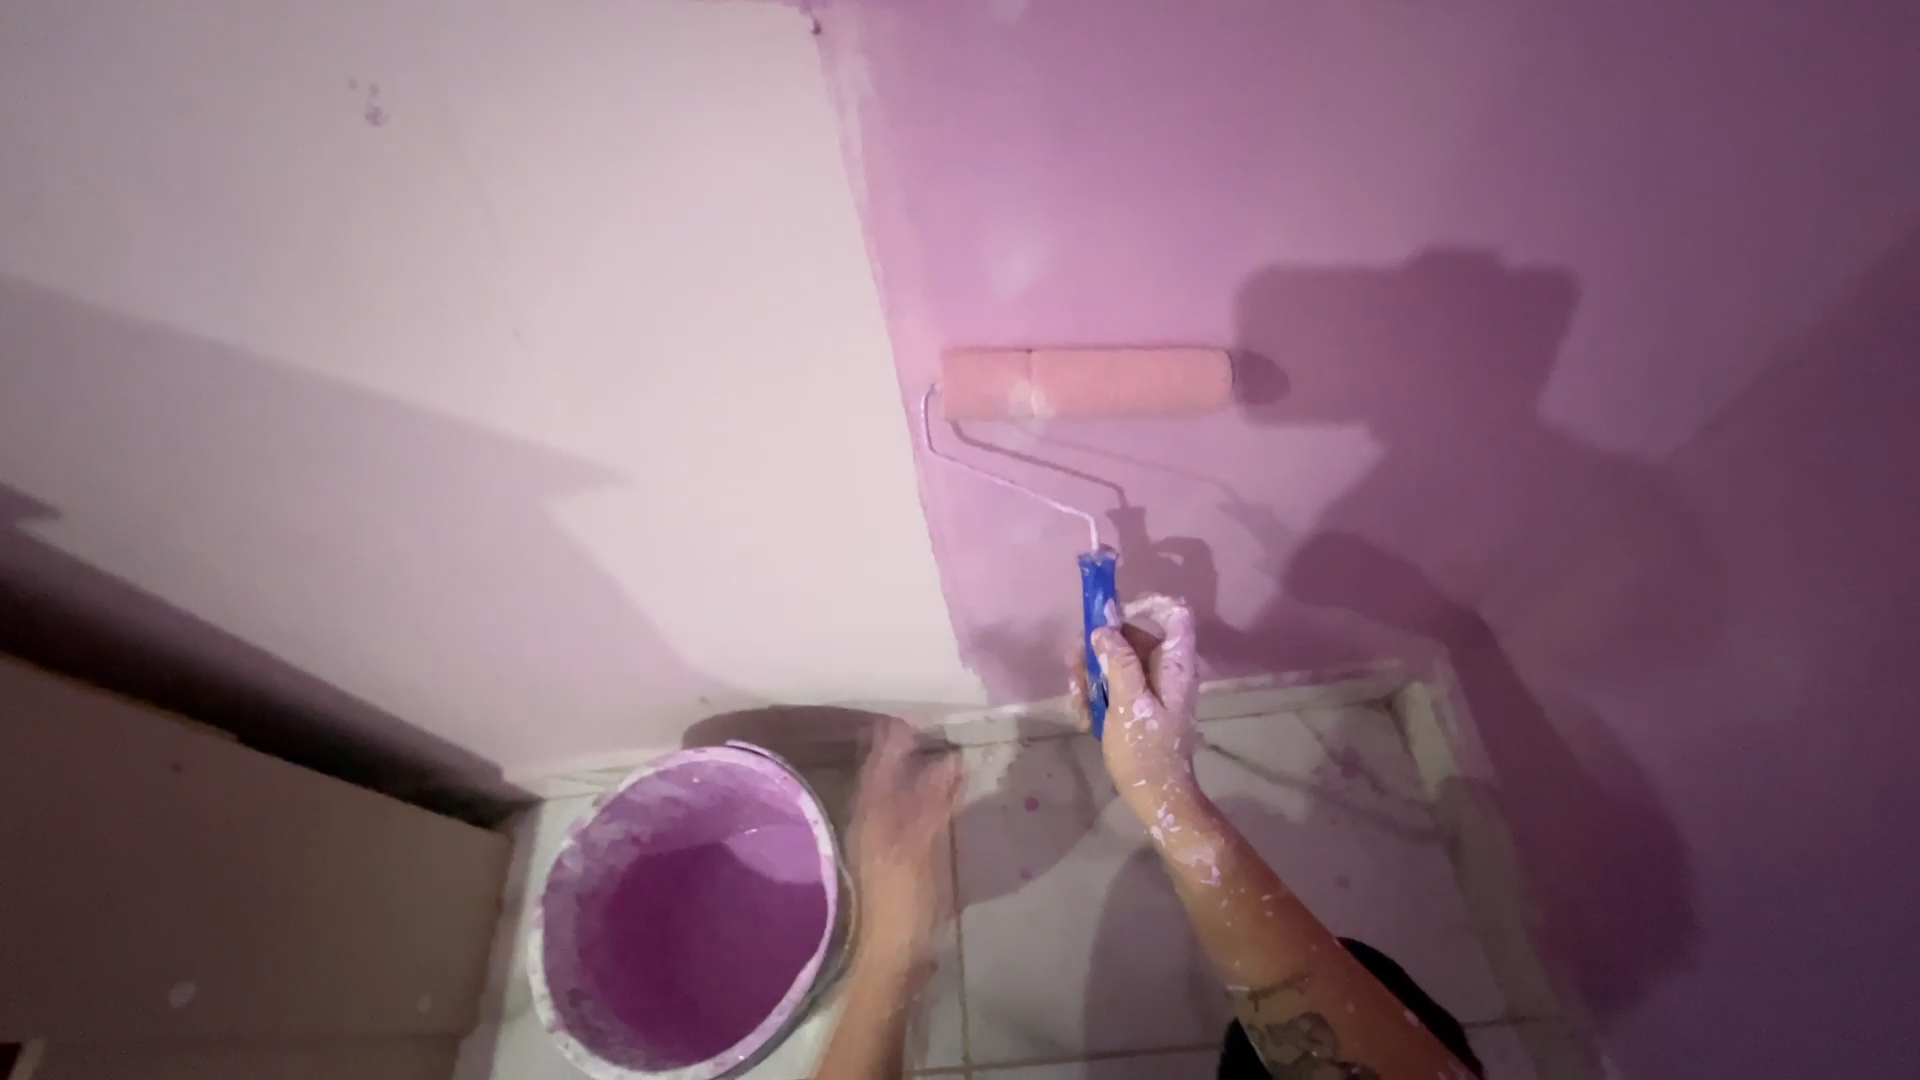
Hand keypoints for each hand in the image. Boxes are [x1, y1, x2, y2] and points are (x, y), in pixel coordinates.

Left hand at [847, 725, 961, 979]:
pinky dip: (917, 797)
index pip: (880, 766)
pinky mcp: (894, 857)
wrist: (892, 955)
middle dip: (896, 753)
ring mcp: (881, 840)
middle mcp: (871, 822)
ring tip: (920, 751)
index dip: (892, 741)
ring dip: (906, 772)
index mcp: (872, 816)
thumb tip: (950, 759)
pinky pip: (903, 813)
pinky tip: (930, 794)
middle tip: (915, 727)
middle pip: (882, 777)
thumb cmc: (902, 900)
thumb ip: (934, 802)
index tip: (910, 717)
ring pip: (890, 794)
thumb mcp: (919, 848)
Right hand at [1069, 594, 1200, 816]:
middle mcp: (1166, 669)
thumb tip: (1104, 630)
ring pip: (1115, 660)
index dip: (1146, 604)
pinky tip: (1087, 718)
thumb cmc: (1145, 752)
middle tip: (1075, 674)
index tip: (1111, 616)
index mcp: (1174, 665)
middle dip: (1097, 652)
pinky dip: (1096, 695)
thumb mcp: (1128, 705)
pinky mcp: (1139, 701)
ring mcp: (1152, 686)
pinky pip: (1113, 682)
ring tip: (1080, 706)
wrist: (1156, 797)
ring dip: (1090, 678)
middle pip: (1130, 637)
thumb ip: (1119, 663)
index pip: (1174, 613)